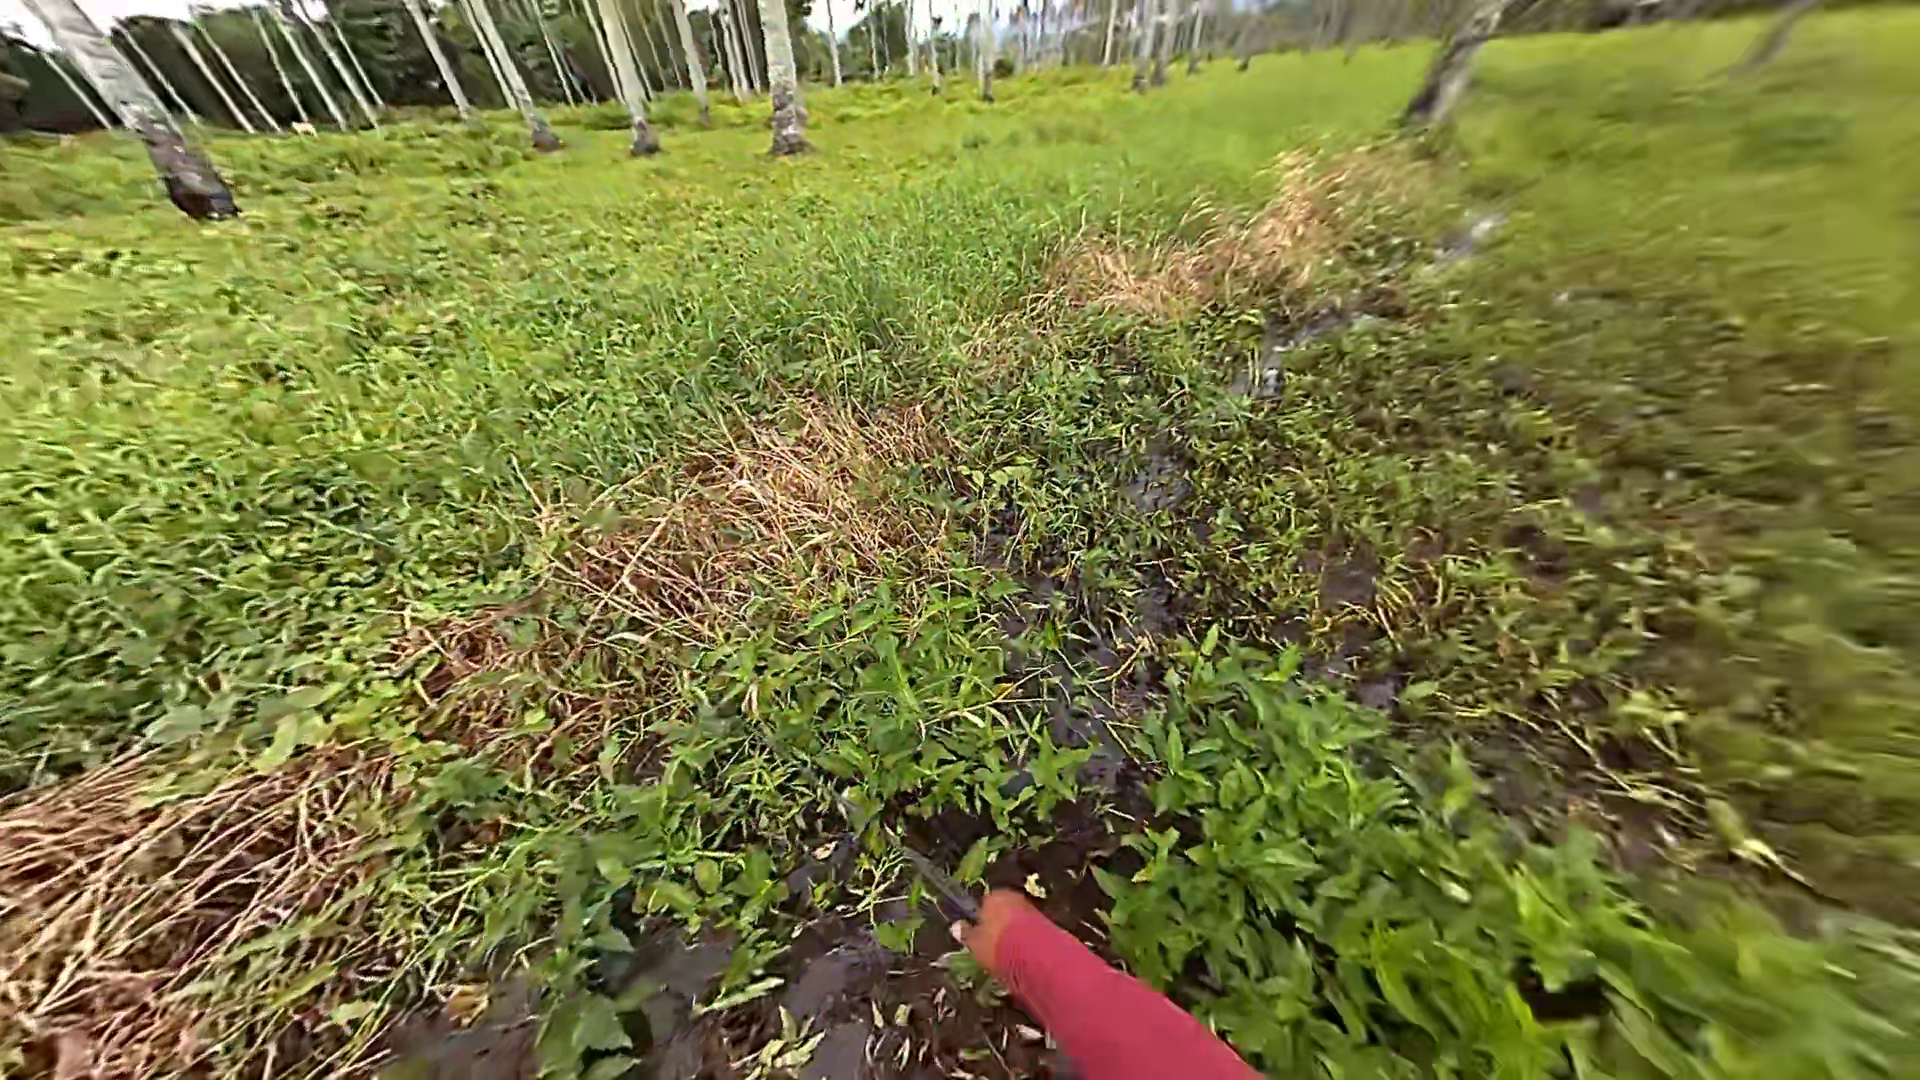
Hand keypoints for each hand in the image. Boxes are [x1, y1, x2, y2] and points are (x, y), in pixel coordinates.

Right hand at [959, 889, 1038, 973]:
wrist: (1034, 954)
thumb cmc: (997, 945)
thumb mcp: (974, 944)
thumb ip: (965, 934)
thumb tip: (956, 927)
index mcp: (992, 897)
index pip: (983, 903)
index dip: (980, 919)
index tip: (979, 935)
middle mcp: (1011, 896)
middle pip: (1001, 909)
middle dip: (999, 924)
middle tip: (994, 945)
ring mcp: (1028, 907)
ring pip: (1016, 918)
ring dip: (1013, 930)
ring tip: (1009, 953)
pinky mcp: (1043, 920)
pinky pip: (1028, 927)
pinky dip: (1025, 936)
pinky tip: (1022, 953)